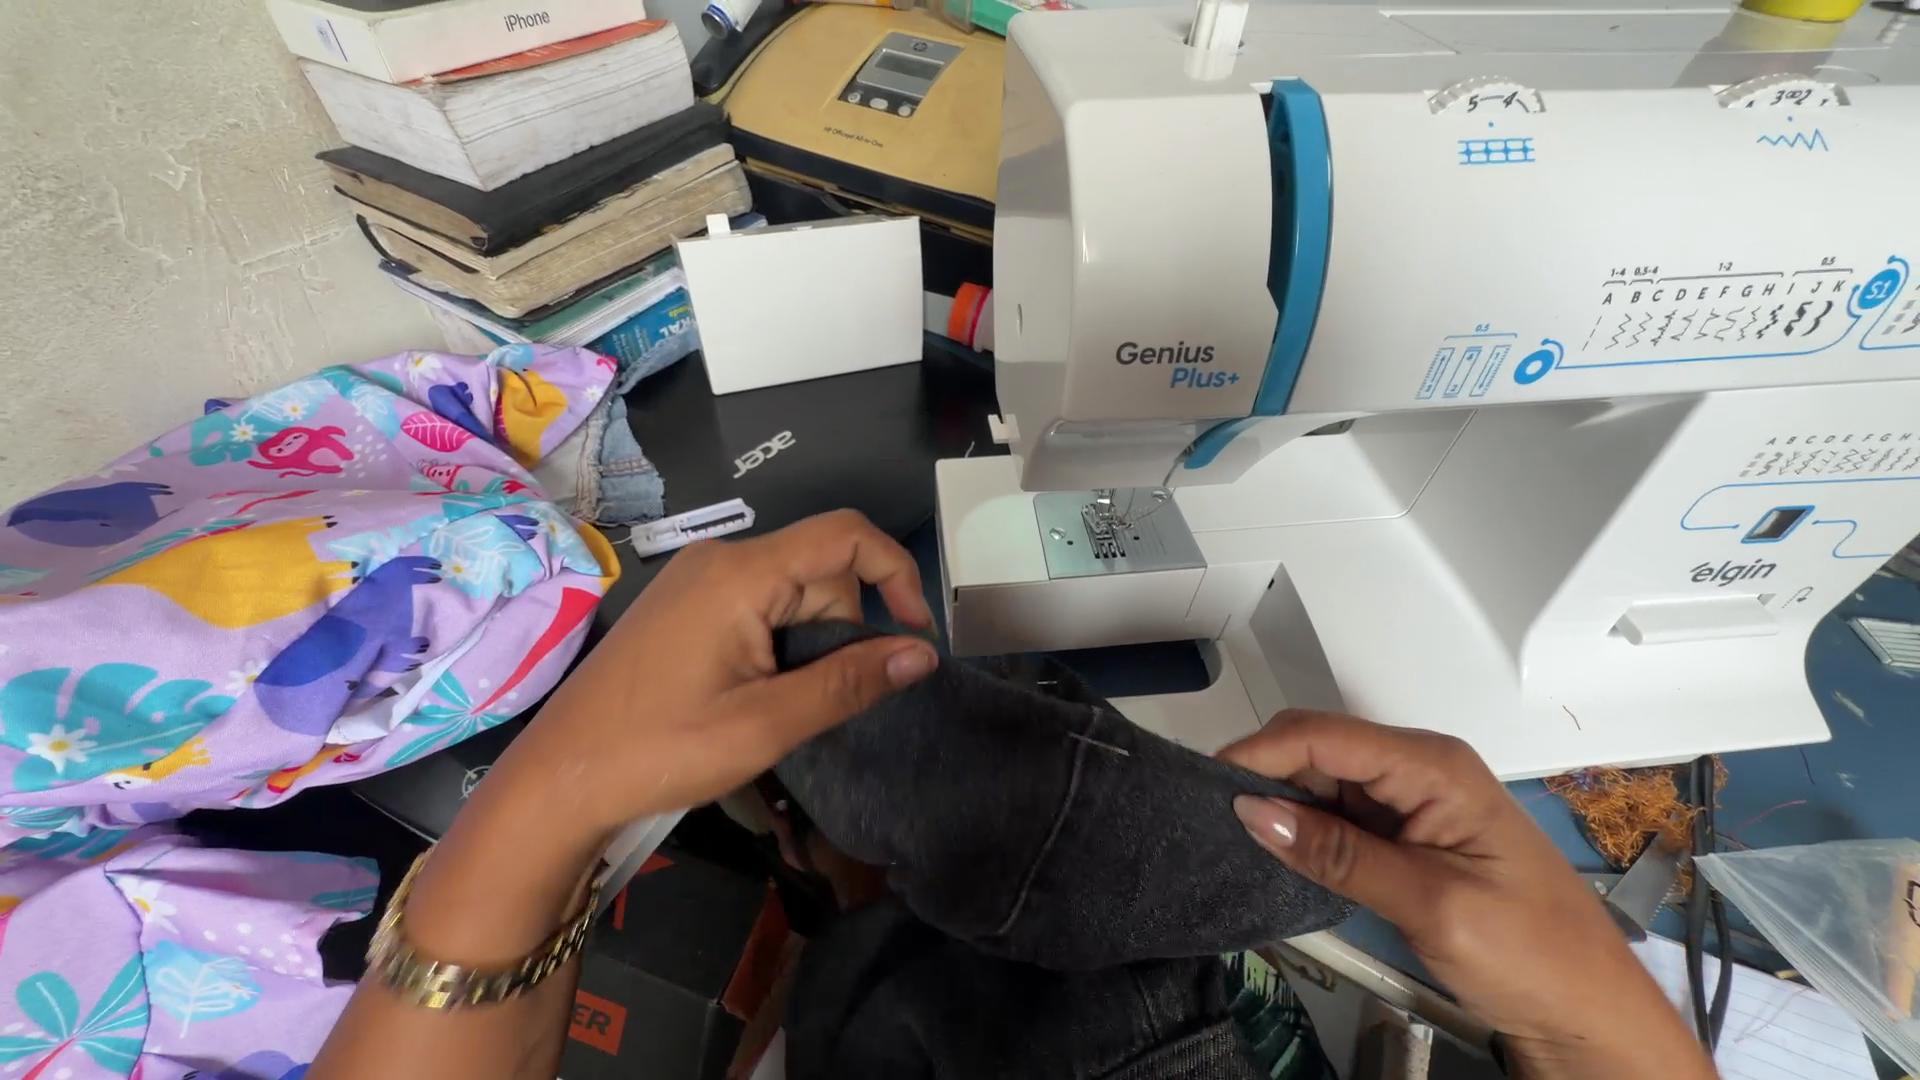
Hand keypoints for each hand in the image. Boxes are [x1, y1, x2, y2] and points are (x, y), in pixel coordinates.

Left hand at [494, 510, 940, 840]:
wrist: (556, 780)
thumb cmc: (660, 750)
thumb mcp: (767, 723)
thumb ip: (849, 682)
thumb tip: (923, 655)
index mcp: (742, 574)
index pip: (847, 536)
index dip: (897, 573)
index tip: (913, 635)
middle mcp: (721, 559)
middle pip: (821, 570)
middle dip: (842, 627)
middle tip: (815, 698)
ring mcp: (699, 578)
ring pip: (793, 590)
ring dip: (809, 641)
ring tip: (775, 703)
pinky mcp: (687, 603)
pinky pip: (761, 602)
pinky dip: (781, 640)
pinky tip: (755, 689)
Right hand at [1219, 710, 1714, 1079]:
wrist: (1591, 1019)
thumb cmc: (1534, 956)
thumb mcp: (1429, 903)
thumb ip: (1336, 853)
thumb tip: (1252, 809)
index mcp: (1433, 766)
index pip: (1324, 736)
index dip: (1262, 751)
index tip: (1212, 782)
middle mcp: (1417, 766)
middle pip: (1317, 746)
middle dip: (1266, 770)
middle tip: (1220, 812)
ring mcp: (1409, 796)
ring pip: (1319, 776)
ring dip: (1281, 799)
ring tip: (1241, 832)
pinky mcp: (1401, 826)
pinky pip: (1334, 808)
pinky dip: (1302, 823)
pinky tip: (1280, 843)